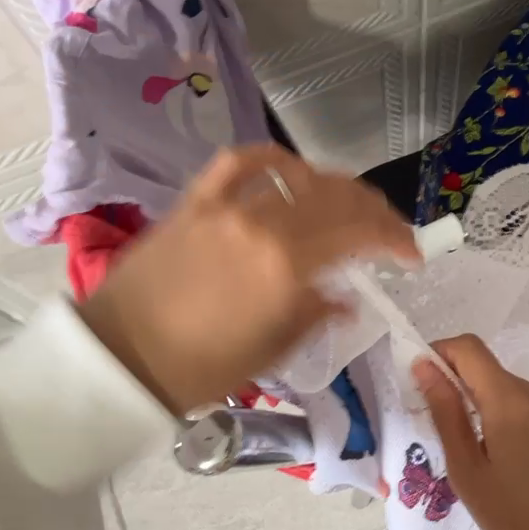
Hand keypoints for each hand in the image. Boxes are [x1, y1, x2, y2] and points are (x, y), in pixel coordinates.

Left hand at [80, 144, 419, 414]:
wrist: (117, 357)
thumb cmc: (197, 368)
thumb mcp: (270, 353)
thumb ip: (316, 316)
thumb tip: (346, 297)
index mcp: (286, 266)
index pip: (358, 234)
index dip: (395, 239)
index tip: (411, 255)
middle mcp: (263, 224)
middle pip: (338, 199)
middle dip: (376, 213)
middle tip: (390, 233)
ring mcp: (227, 206)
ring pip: (300, 177)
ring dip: (338, 187)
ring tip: (352, 206)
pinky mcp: (197, 201)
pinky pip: (242, 163)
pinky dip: (274, 161)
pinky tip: (293, 171)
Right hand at [416, 336, 528, 529]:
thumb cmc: (511, 515)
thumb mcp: (466, 468)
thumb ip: (445, 411)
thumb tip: (424, 366)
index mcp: (509, 401)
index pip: (469, 348)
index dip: (440, 353)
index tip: (422, 380)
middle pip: (487, 367)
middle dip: (458, 382)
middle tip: (441, 422)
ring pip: (506, 385)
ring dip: (483, 399)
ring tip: (473, 444)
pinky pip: (527, 402)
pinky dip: (506, 412)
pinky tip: (503, 450)